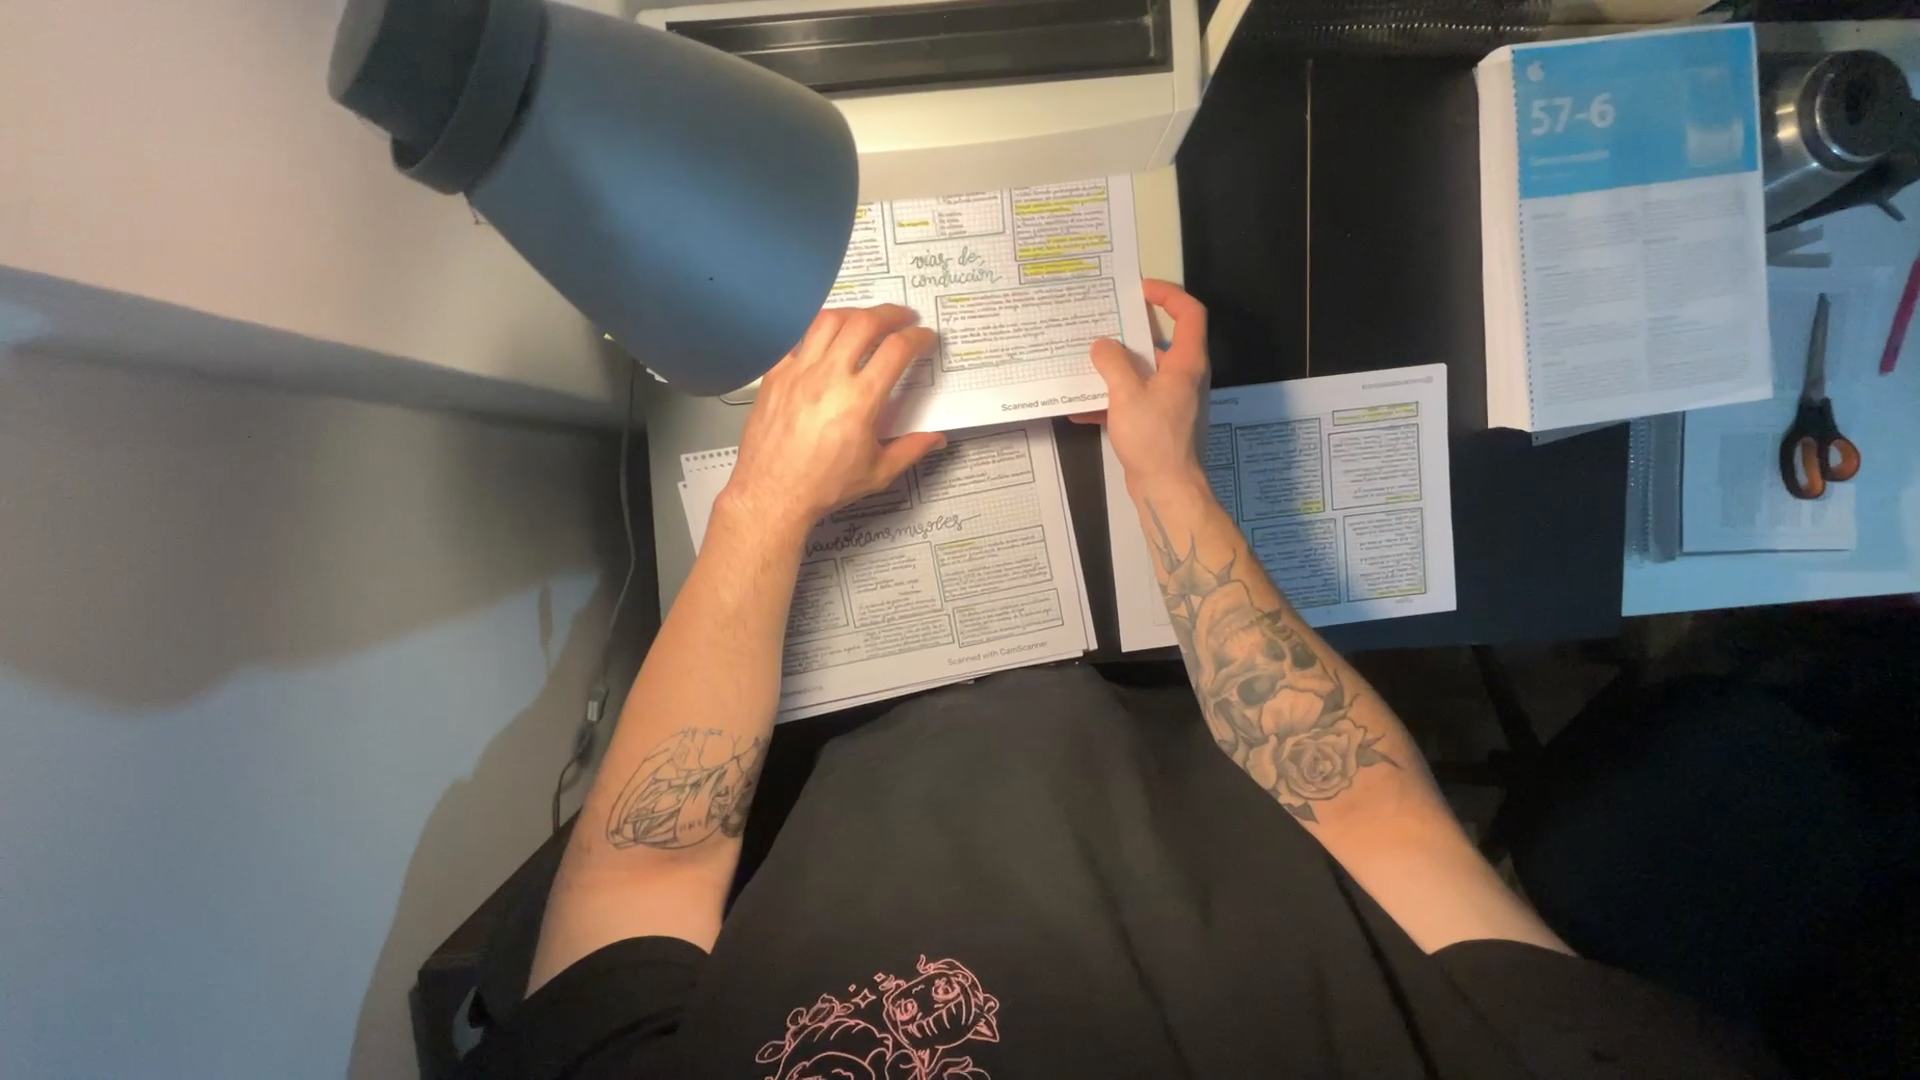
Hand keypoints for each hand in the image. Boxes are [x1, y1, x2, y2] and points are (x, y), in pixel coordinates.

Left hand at [721, 304, 947, 531]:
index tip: (924, 337)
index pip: (896, 350)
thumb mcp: (877, 473)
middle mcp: (829, 378)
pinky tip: (826, 337)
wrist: (773, 493)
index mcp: (860, 401)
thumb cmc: (821, 486)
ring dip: (854, 313)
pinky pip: (798, 337)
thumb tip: (935, 439)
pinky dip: (817, 330)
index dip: (917, 337)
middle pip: (864, 322)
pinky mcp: (776, 375)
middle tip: (902, 318)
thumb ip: (911, 450)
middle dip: (890, 314)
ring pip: (829, 320)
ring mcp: (799, 372)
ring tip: (866, 320)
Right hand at [1073, 279, 1210, 496]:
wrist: (1167, 488)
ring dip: (1115, 367)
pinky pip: (1132, 401)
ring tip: (1085, 360)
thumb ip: (1112, 363)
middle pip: (1160, 342)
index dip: (1168, 294)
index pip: (1189, 313)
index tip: (1140, 290)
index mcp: (1187, 363)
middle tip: (1101, 322)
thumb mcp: (1127, 394)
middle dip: (1129, 332)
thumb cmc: (1154, 437)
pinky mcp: (1157, 423)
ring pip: (1143, 373)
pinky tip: (1079, 408)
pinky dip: (1109, 402)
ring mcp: (1171, 401)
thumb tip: (1101, 345)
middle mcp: (1184, 377)